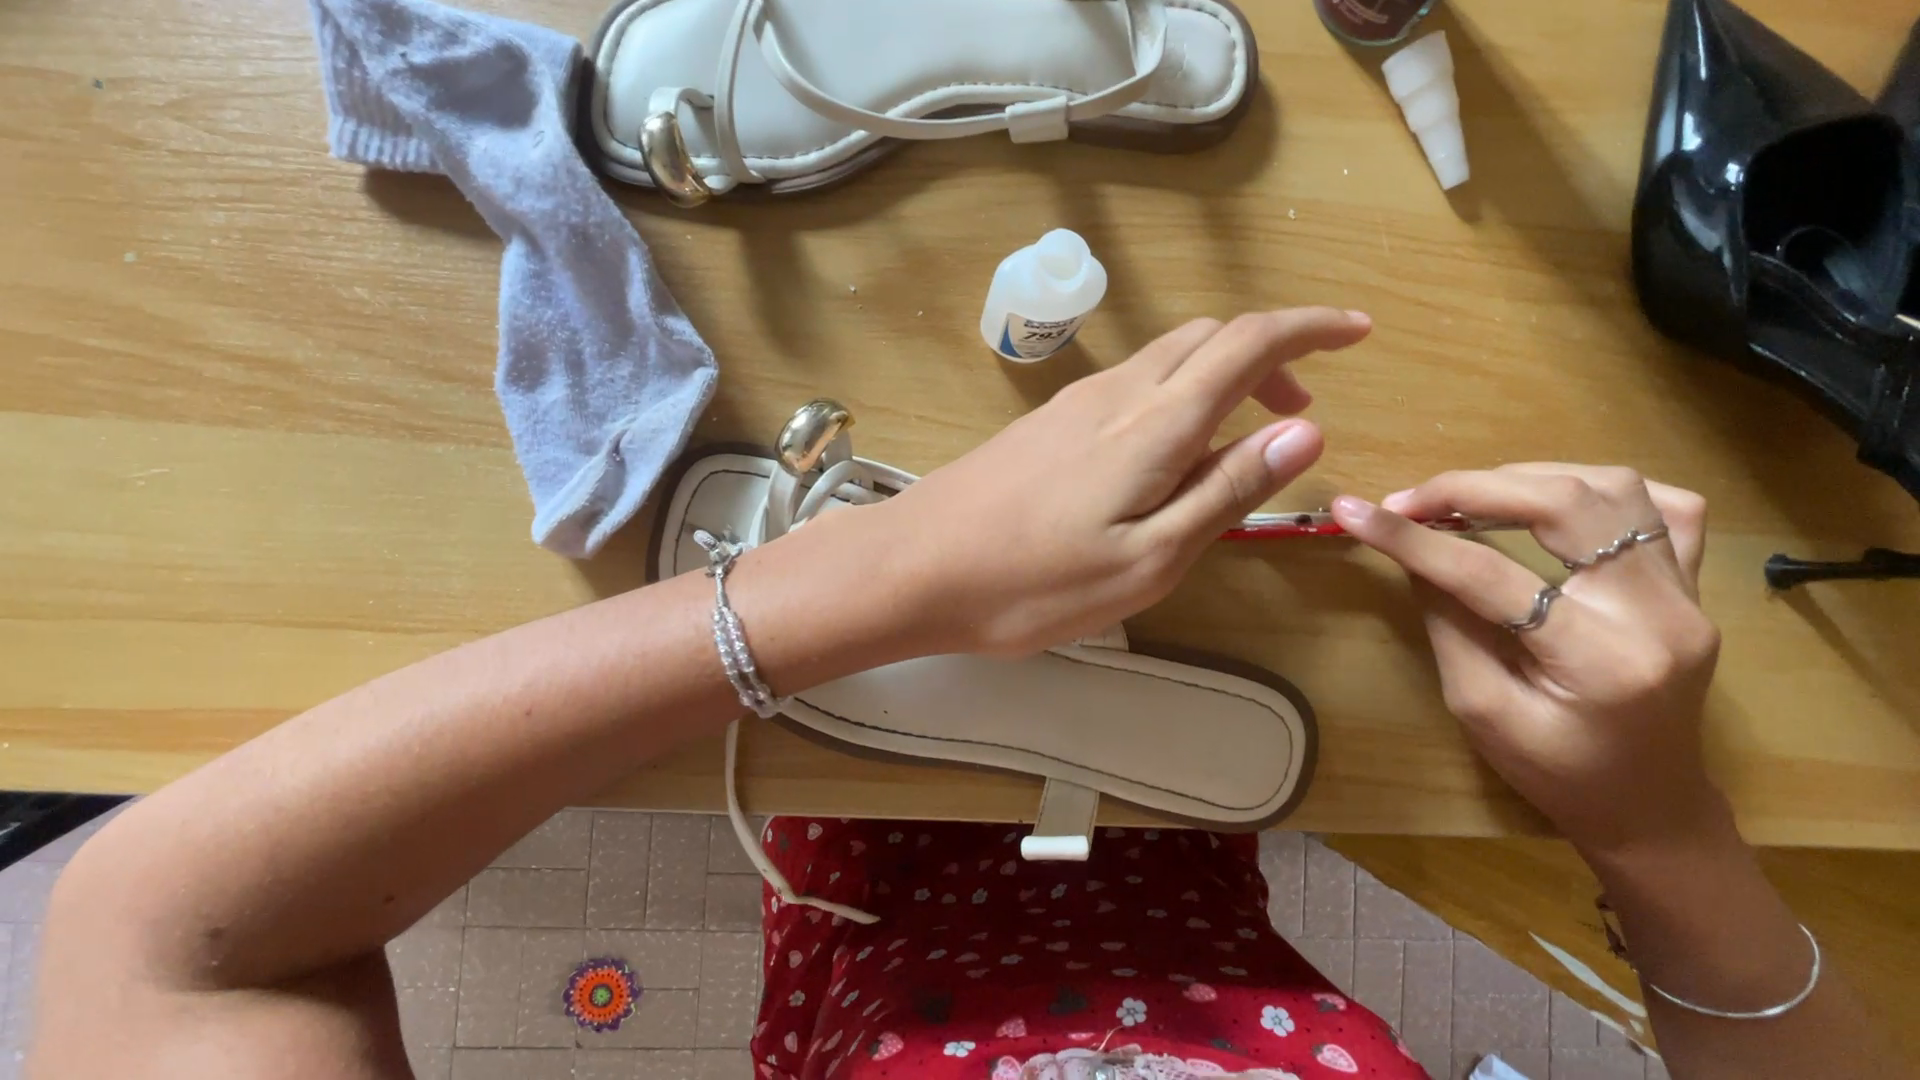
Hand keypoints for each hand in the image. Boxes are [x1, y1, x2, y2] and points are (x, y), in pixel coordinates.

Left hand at [878, 308, 1371, 655]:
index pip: (1249, 344)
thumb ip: (1225, 490)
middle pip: (1208, 339)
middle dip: (1269, 357)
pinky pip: (1129, 387)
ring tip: (1241, 441)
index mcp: (1154, 424)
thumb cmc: (1033, 582)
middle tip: (1300, 414)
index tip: (1358, 332)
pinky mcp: (1044, 424)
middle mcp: (1115, 394)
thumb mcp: (1148, 559)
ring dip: (1220, 379)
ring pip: (1166, 359)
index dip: (1310, 329)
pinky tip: (1166, 458)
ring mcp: (1072, 404)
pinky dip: (1174, 398)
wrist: (914, 567)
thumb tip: (1304, 431)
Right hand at [1330, 465, 1726, 855]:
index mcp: (1600, 660)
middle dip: (1473, 488)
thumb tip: (1414, 552)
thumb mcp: (1479, 709)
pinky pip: (1668, 508)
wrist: (1648, 805)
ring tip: (1468, 496)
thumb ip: (1448, 623)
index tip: (1353, 511)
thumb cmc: (1554, 772)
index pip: (1490, 574)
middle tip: (1411, 499)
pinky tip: (1553, 498)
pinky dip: (1602, 488)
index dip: (1414, 539)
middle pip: (1567, 505)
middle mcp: (1659, 613)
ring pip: (1615, 490)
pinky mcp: (1693, 587)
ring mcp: (1688, 594)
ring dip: (1528, 479)